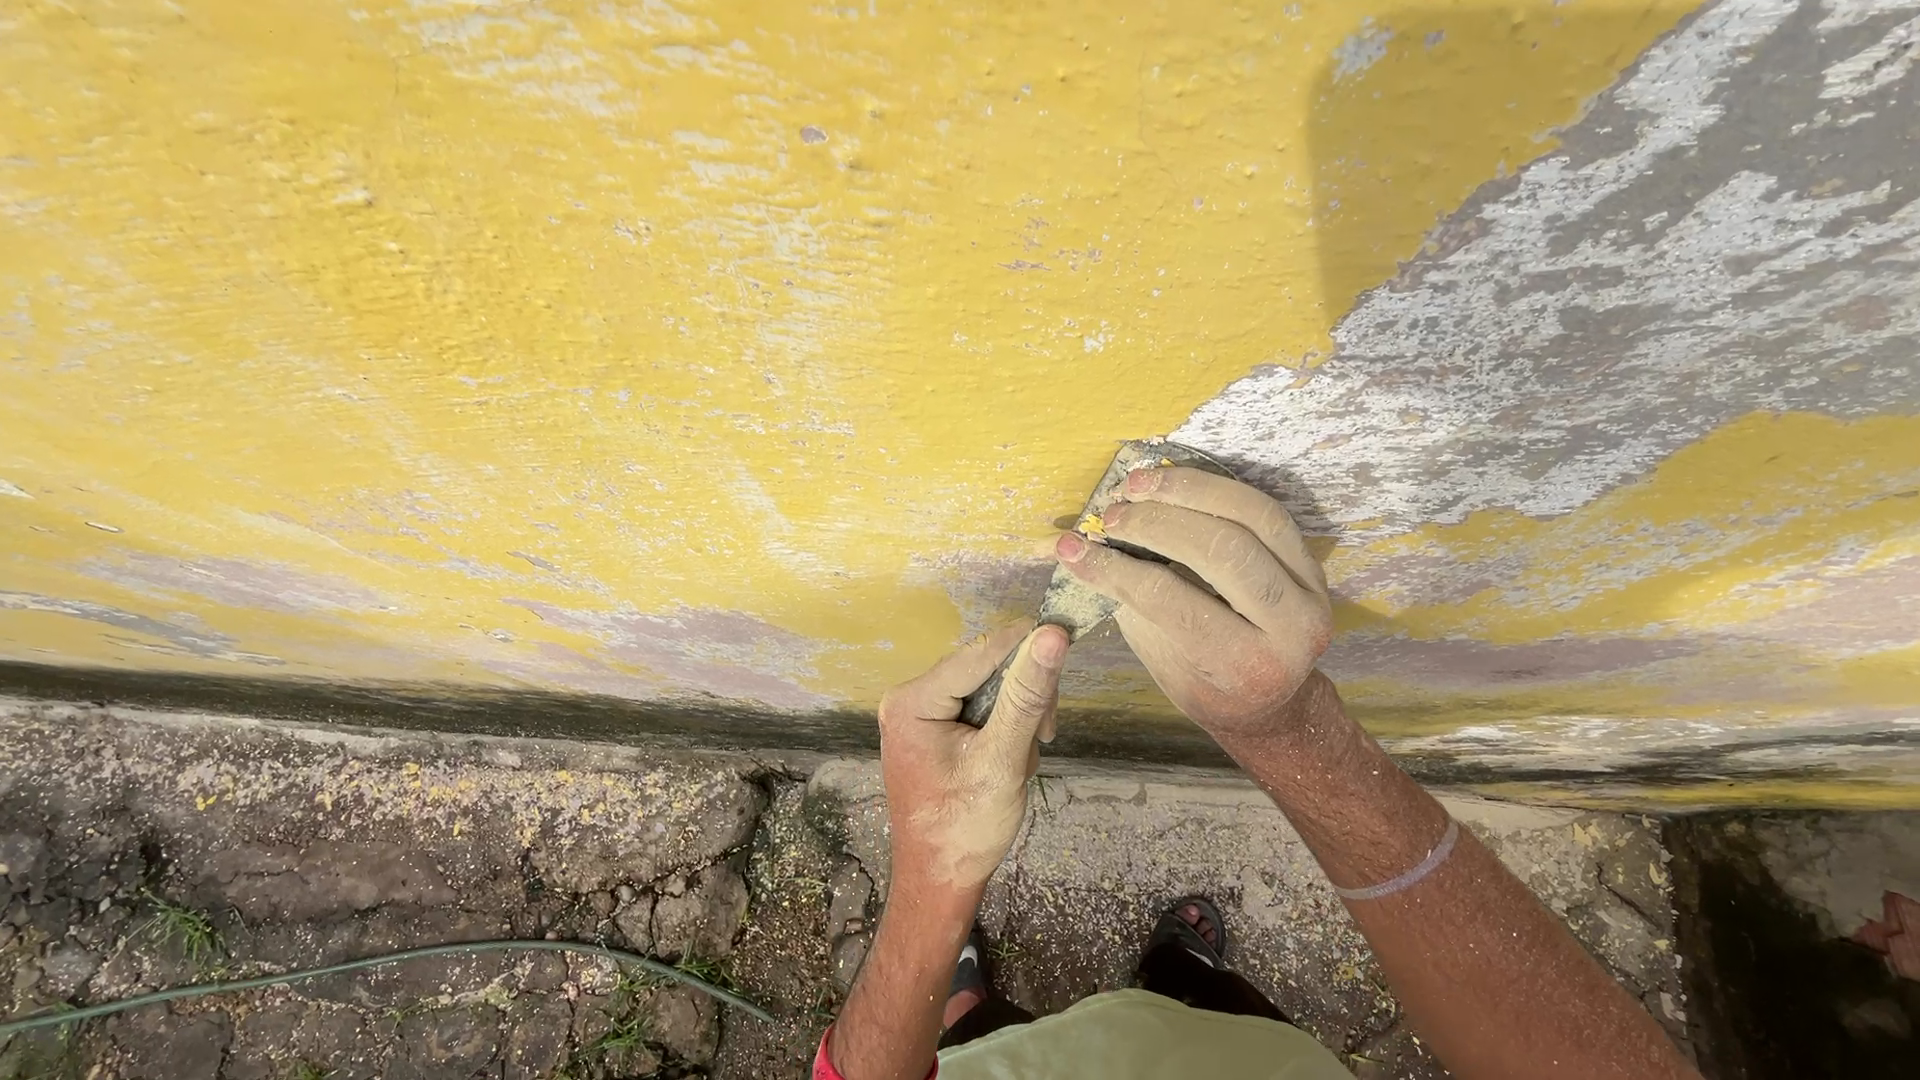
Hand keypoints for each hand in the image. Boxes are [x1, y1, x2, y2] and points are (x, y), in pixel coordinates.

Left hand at [876, 621, 1067, 895]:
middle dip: (1021, 696)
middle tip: (1042, 736)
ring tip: (1021, 757)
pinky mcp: (930, 726)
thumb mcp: (1003, 759)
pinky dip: (1002, 726)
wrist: (939, 881)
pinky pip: (977, 706)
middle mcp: (909, 696)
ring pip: (986, 686)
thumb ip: (1027, 696)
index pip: (982, 651)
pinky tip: (1007, 757)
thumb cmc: (965, 827)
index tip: (1070, 641)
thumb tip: (1052, 634)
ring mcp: (918, 711)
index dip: (1027, 646)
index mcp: (913, 699)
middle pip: (984, 666)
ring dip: (1016, 715)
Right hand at [1054, 466, 1332, 738]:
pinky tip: (1173, 482)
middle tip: (1109, 514)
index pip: (1170, 601)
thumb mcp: (1161, 658)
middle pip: (1220, 550)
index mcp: (1244, 664)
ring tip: (1136, 483)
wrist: (1270, 703)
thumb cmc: (1204, 686)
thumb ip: (1133, 603)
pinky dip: (1215, 489)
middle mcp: (1290, 628)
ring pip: (1251, 515)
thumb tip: (1085, 548)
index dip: (1115, 569)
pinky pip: (1264, 510)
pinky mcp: (1313, 563)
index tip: (1073, 548)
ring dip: (1186, 490)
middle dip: (1155, 522)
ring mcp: (1312, 590)